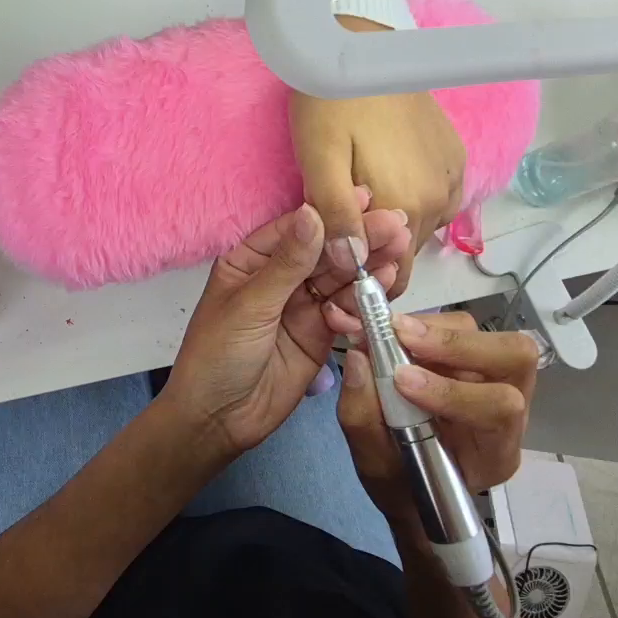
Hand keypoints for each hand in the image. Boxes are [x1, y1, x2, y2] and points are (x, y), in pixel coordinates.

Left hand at [165, 195, 411, 455]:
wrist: (218, 419)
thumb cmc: (218, 354)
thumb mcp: (250, 305)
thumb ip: (287, 264)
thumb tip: (312, 213)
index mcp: (251, 261)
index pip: (296, 230)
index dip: (329, 214)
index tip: (364, 197)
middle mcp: (280, 278)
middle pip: (325, 252)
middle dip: (358, 238)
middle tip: (395, 225)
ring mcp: (302, 306)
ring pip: (341, 279)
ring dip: (370, 266)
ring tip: (399, 251)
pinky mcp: (321, 335)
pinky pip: (348, 311)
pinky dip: (365, 301)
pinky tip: (386, 286)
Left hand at [290, 19, 465, 298]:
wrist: (359, 46)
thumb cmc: (330, 102)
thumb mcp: (318, 160)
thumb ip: (335, 216)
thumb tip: (353, 268)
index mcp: (408, 205)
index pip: (391, 273)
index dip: (361, 283)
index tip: (331, 276)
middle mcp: (441, 199)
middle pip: (406, 254)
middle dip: (374, 258)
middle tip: (334, 244)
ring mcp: (453, 178)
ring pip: (418, 231)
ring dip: (389, 232)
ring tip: (352, 215)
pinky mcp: (455, 159)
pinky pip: (434, 204)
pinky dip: (409, 208)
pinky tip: (380, 191)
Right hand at [331, 311, 537, 521]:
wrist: (412, 485)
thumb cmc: (401, 483)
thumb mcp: (373, 464)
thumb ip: (362, 415)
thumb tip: (358, 357)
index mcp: (495, 453)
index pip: (498, 410)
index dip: (452, 389)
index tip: (401, 379)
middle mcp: (509, 414)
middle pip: (515, 358)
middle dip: (455, 343)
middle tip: (400, 334)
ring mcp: (496, 382)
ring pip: (490, 336)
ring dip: (438, 329)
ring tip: (392, 333)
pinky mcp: (473, 362)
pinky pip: (464, 330)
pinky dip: (428, 325)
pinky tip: (397, 335)